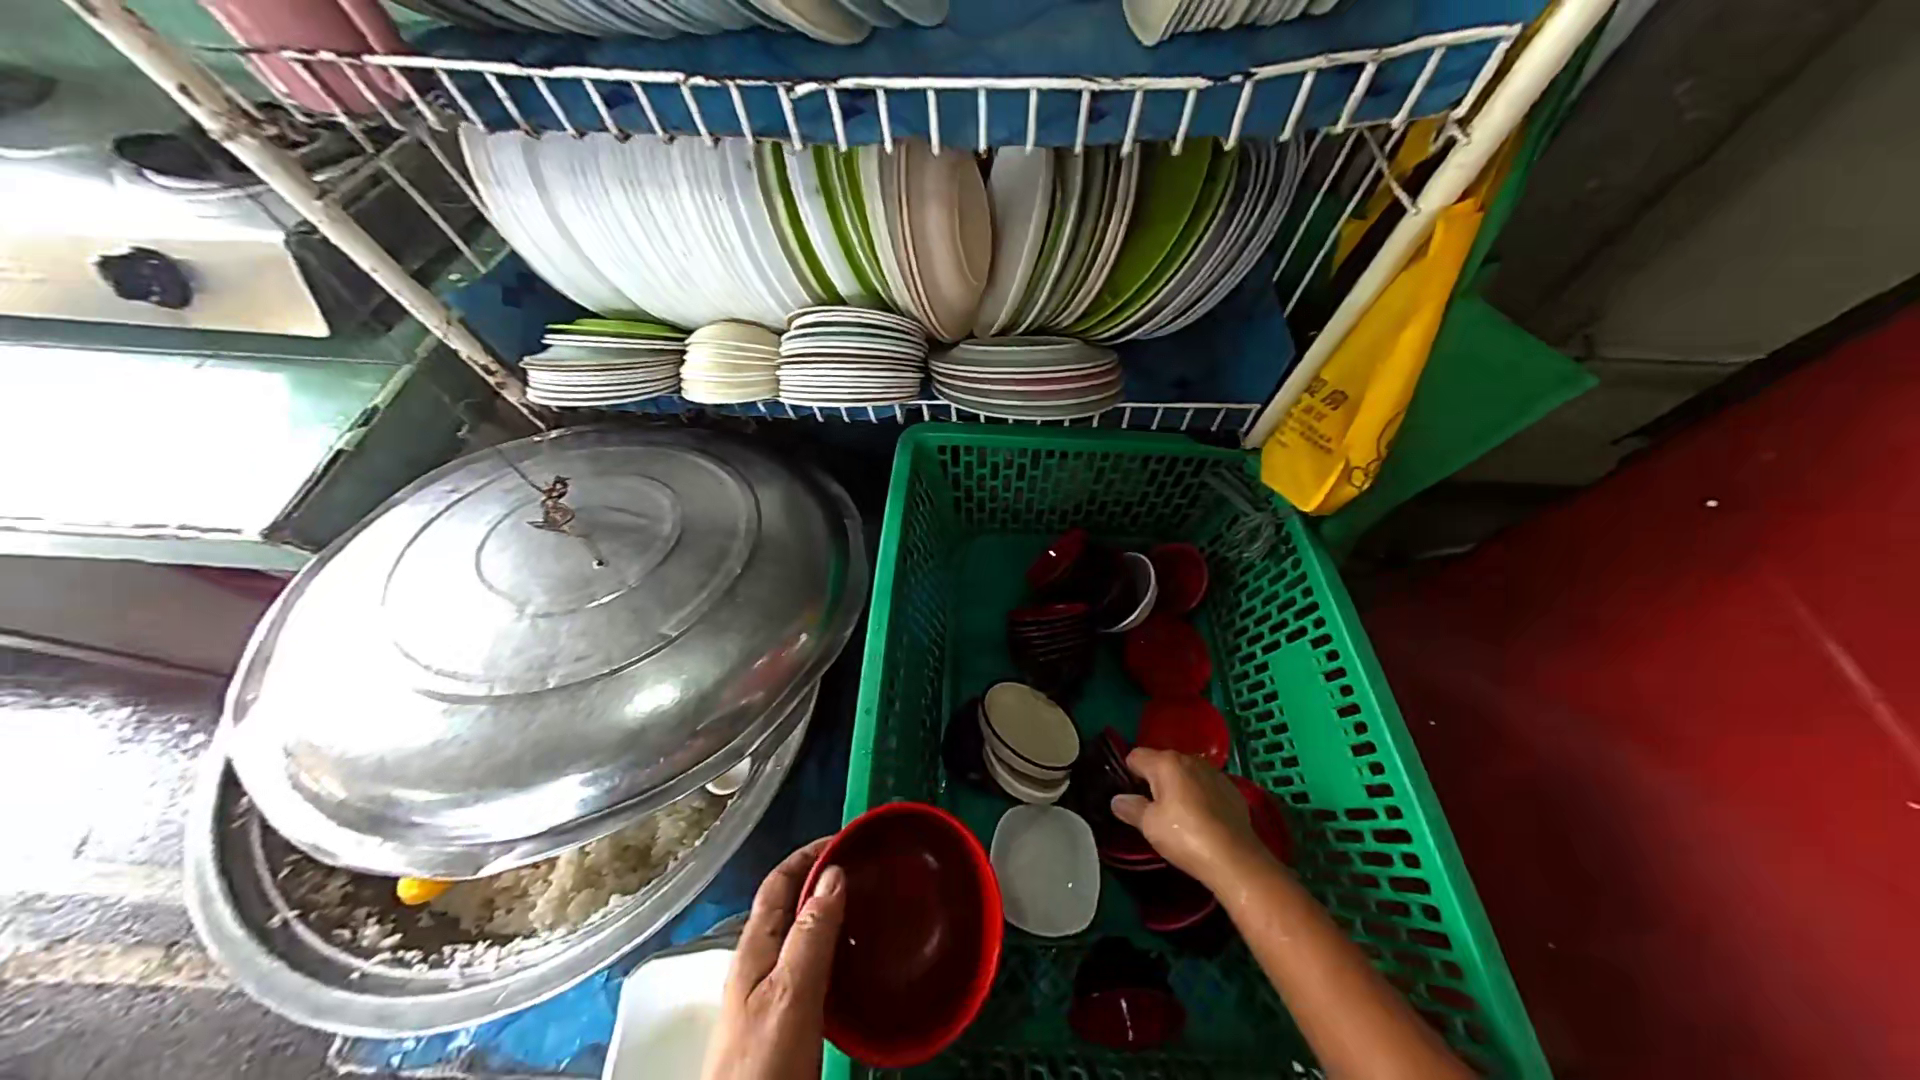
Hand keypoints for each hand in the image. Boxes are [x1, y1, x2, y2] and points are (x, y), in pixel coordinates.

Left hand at [703, 838, 845, 1079]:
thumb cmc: (764, 1063)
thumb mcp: (791, 994)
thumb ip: (811, 935)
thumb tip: (833, 873)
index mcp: (754, 948)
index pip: (778, 882)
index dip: (807, 855)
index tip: (846, 840)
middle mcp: (759, 962)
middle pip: (790, 904)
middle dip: (824, 879)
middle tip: (868, 871)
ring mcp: (770, 992)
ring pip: (803, 934)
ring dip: (832, 912)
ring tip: (870, 906)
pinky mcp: (785, 1018)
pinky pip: (812, 964)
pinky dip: (836, 947)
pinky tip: (857, 958)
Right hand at [1111, 747, 1271, 890]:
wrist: (1236, 859)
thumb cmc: (1185, 837)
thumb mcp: (1149, 825)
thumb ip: (1130, 808)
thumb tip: (1118, 800)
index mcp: (1166, 763)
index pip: (1135, 756)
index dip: (1128, 774)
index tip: (1131, 797)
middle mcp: (1190, 760)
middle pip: (1162, 762)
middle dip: (1154, 780)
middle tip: (1152, 809)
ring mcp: (1214, 773)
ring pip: (1185, 773)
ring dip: (1178, 787)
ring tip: (1178, 816)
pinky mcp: (1232, 790)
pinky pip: (1206, 786)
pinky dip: (1199, 796)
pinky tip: (1202, 820)